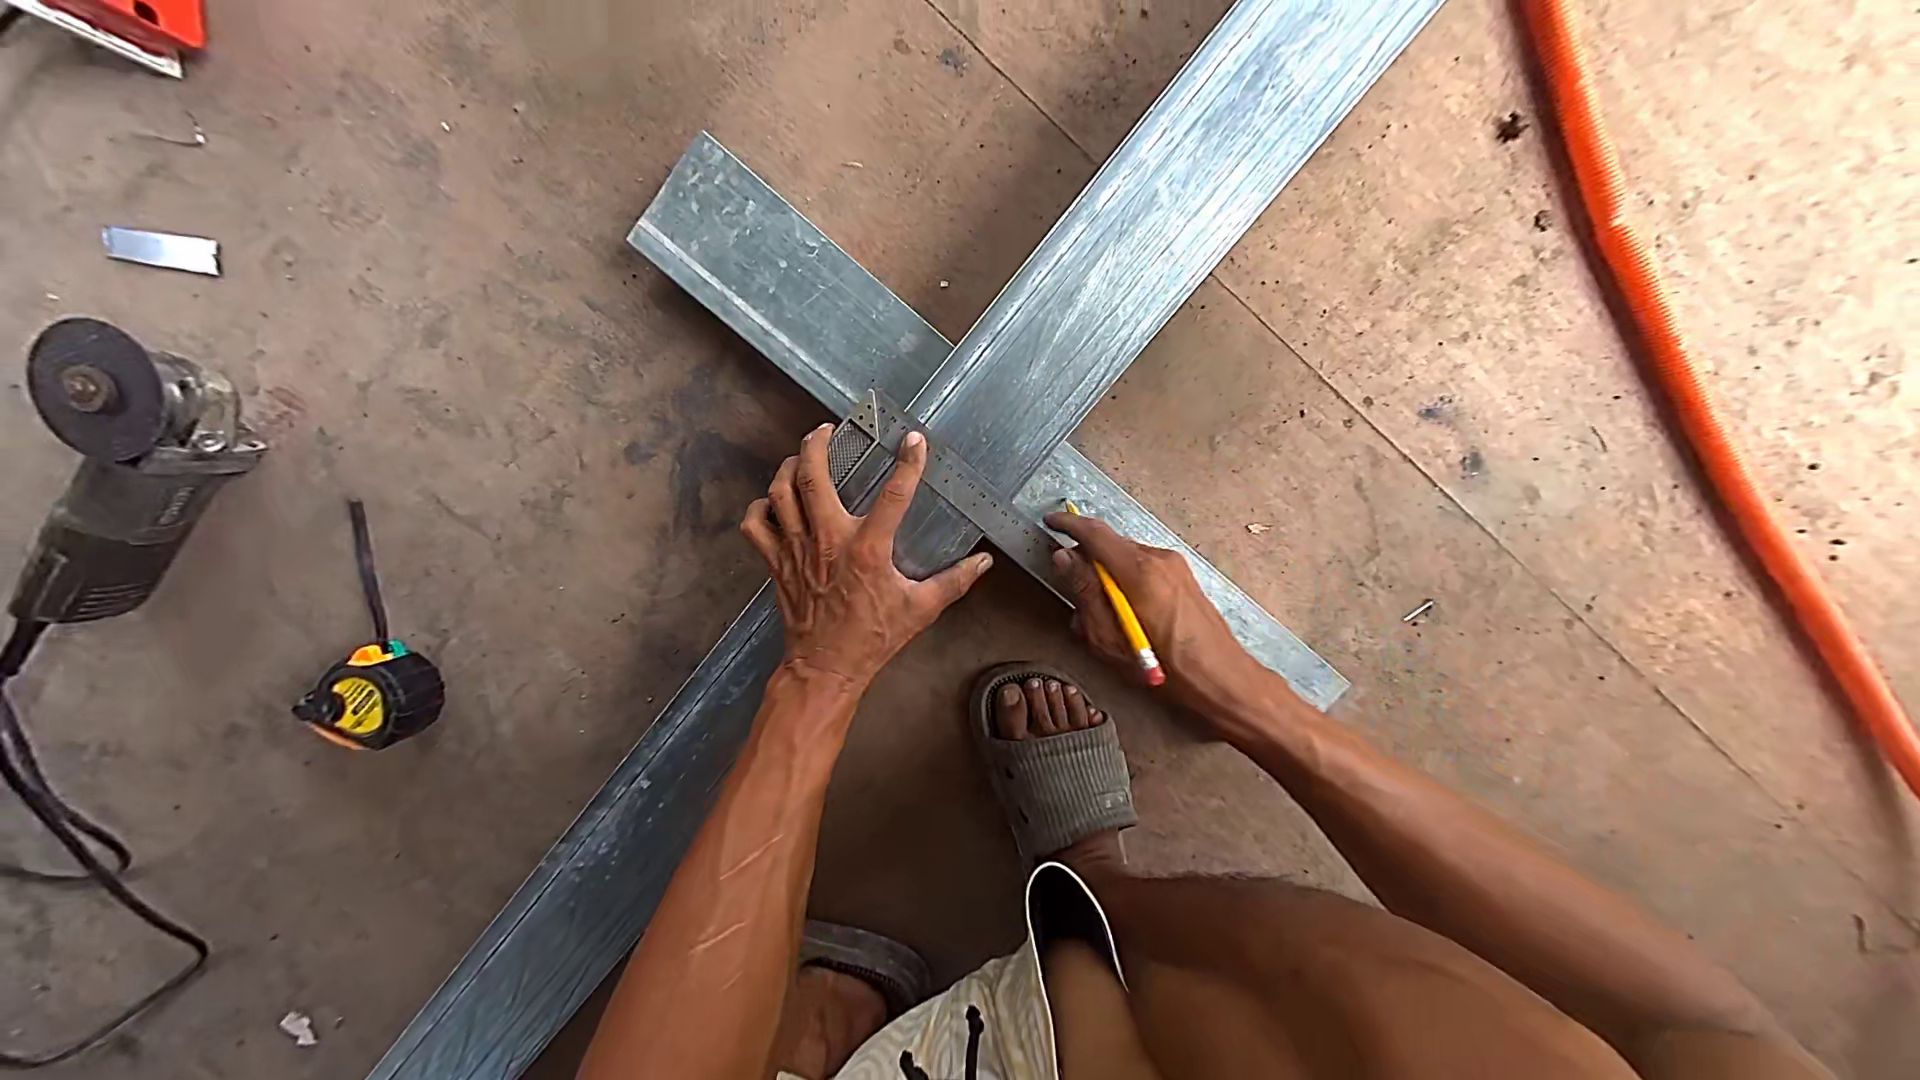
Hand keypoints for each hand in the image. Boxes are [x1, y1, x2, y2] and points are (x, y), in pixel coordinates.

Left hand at [743, 424, 993, 689]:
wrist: (826, 666)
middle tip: (826, 431)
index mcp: (867, 549)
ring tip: (800, 456)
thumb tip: (983, 563)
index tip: (914, 440)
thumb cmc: (872, 638)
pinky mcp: (776, 563)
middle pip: (813, 477)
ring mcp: (796, 550)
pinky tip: (772, 502)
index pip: (893, 495)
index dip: (908, 463)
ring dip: (788, 468)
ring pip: (780, 493)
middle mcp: (828, 541)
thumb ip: (954, 582)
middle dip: (817, 445)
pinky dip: (759, 508)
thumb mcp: (920, 609)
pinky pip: (755, 526)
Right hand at [1045, 512, 1281, 722]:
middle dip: (1086, 562)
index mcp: (1139, 572)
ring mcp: (1174, 566)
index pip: (1095, 533)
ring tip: (1102, 618)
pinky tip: (1125, 616)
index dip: (1068, 525)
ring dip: (1106, 577)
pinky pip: (1143, 568)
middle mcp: (1159, 560)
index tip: (1051, 522)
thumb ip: (1084, 593)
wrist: (1221, 680)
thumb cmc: (1167, 668)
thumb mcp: (1108, 638)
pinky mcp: (1182, 577)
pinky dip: (1125, 583)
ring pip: (1125, 558)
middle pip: (1110, 544)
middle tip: (1073, 592)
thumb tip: (1065, 560)